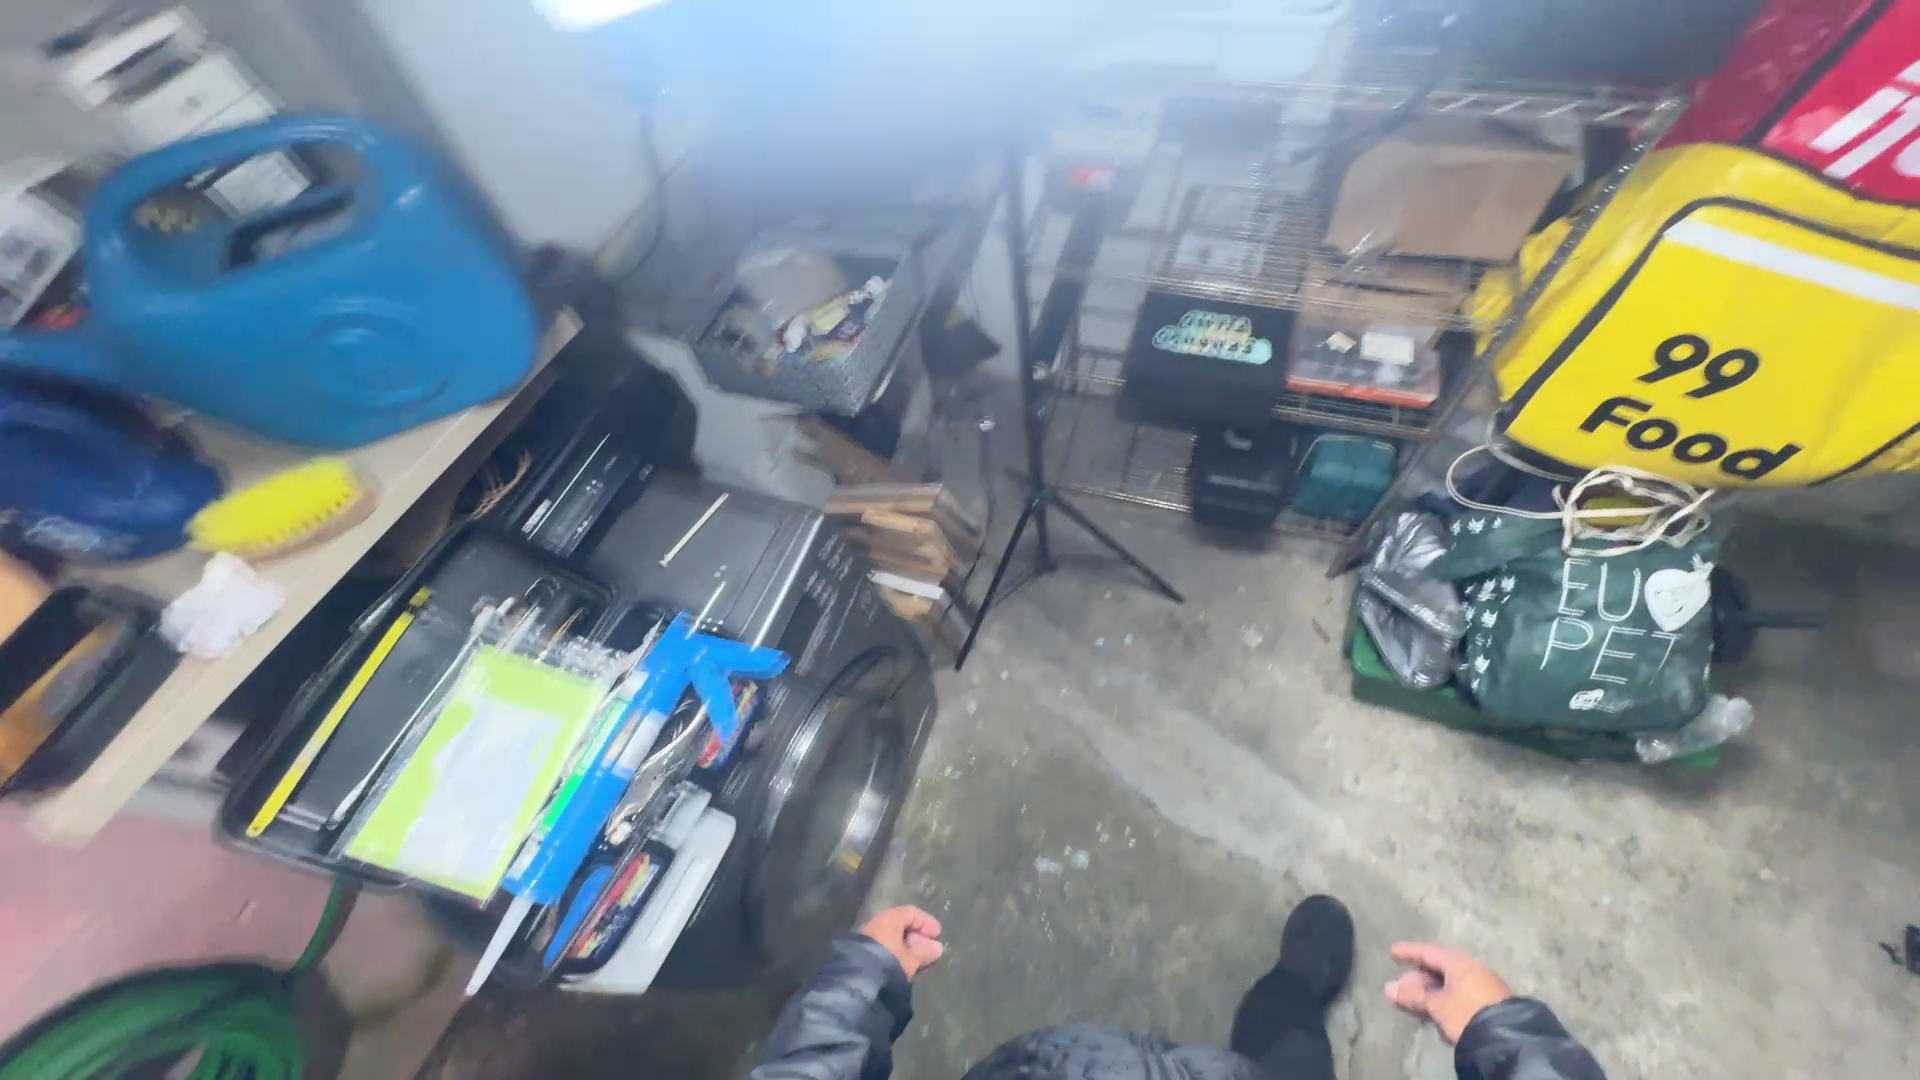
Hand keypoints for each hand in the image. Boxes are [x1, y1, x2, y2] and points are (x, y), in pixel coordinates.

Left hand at [861, 906, 944, 979]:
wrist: (857, 984)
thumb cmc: (889, 964)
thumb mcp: (910, 959)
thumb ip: (925, 952)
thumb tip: (937, 947)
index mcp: (889, 918)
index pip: (911, 913)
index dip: (927, 922)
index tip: (938, 935)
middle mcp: (878, 923)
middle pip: (901, 924)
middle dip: (918, 936)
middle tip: (930, 949)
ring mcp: (869, 938)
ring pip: (893, 937)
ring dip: (908, 946)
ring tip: (919, 959)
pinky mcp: (863, 952)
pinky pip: (885, 946)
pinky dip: (897, 952)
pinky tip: (904, 964)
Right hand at [1384, 942, 1513, 1044]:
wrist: (1512, 1043)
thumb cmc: (1468, 1014)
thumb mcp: (1437, 1006)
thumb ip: (1414, 996)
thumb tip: (1389, 989)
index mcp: (1459, 962)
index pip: (1428, 952)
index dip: (1408, 952)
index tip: (1392, 952)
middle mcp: (1473, 970)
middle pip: (1439, 970)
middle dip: (1418, 980)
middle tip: (1401, 989)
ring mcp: (1485, 989)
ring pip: (1450, 987)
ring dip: (1431, 995)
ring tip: (1417, 1007)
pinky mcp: (1493, 1007)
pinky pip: (1462, 999)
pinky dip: (1447, 1004)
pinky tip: (1439, 1019)